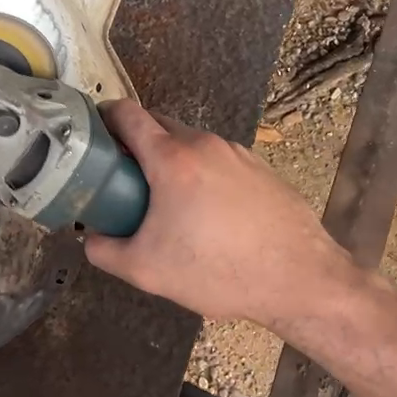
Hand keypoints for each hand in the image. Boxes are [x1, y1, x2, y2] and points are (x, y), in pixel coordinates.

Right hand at [83, 102, 356, 326]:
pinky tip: (210, 215)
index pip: (126, 112)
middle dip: (135, 144)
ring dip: (171, 161)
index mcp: (171, 157)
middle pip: (156, 125)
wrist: (306, 284)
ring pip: (189, 144)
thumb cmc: (220, 271)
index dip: (103, 117)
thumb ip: (104, 250)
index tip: (93, 138)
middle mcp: (203, 144)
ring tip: (169, 203)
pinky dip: (203, 175)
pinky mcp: (262, 169)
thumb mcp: (146, 270)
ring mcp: (237, 153)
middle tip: (125, 180)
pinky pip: (218, 161)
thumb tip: (90, 236)